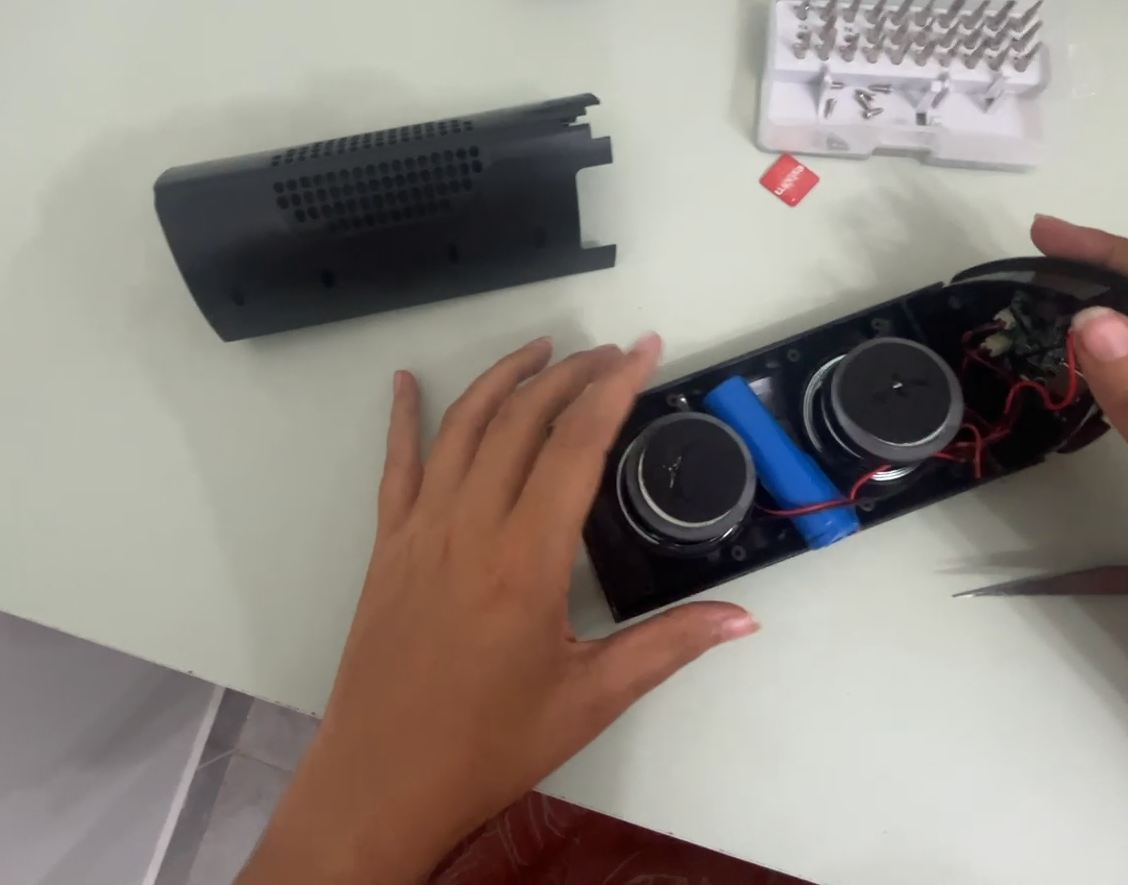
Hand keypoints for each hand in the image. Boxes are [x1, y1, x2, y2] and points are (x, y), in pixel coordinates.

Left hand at [239, 336, 758, 884]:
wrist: (382, 780)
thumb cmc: (489, 744)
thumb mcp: (591, 698)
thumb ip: (669, 645)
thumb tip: (745, 617)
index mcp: (527, 557)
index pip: (578, 445)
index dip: (614, 388)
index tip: (641, 350)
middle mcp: (471, 524)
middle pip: (523, 420)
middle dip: (570, 374)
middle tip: (609, 353)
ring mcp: (422, 527)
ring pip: (463, 427)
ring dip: (504, 378)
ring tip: (541, 348)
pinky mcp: (389, 542)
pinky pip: (395, 464)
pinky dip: (404, 417)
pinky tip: (405, 382)